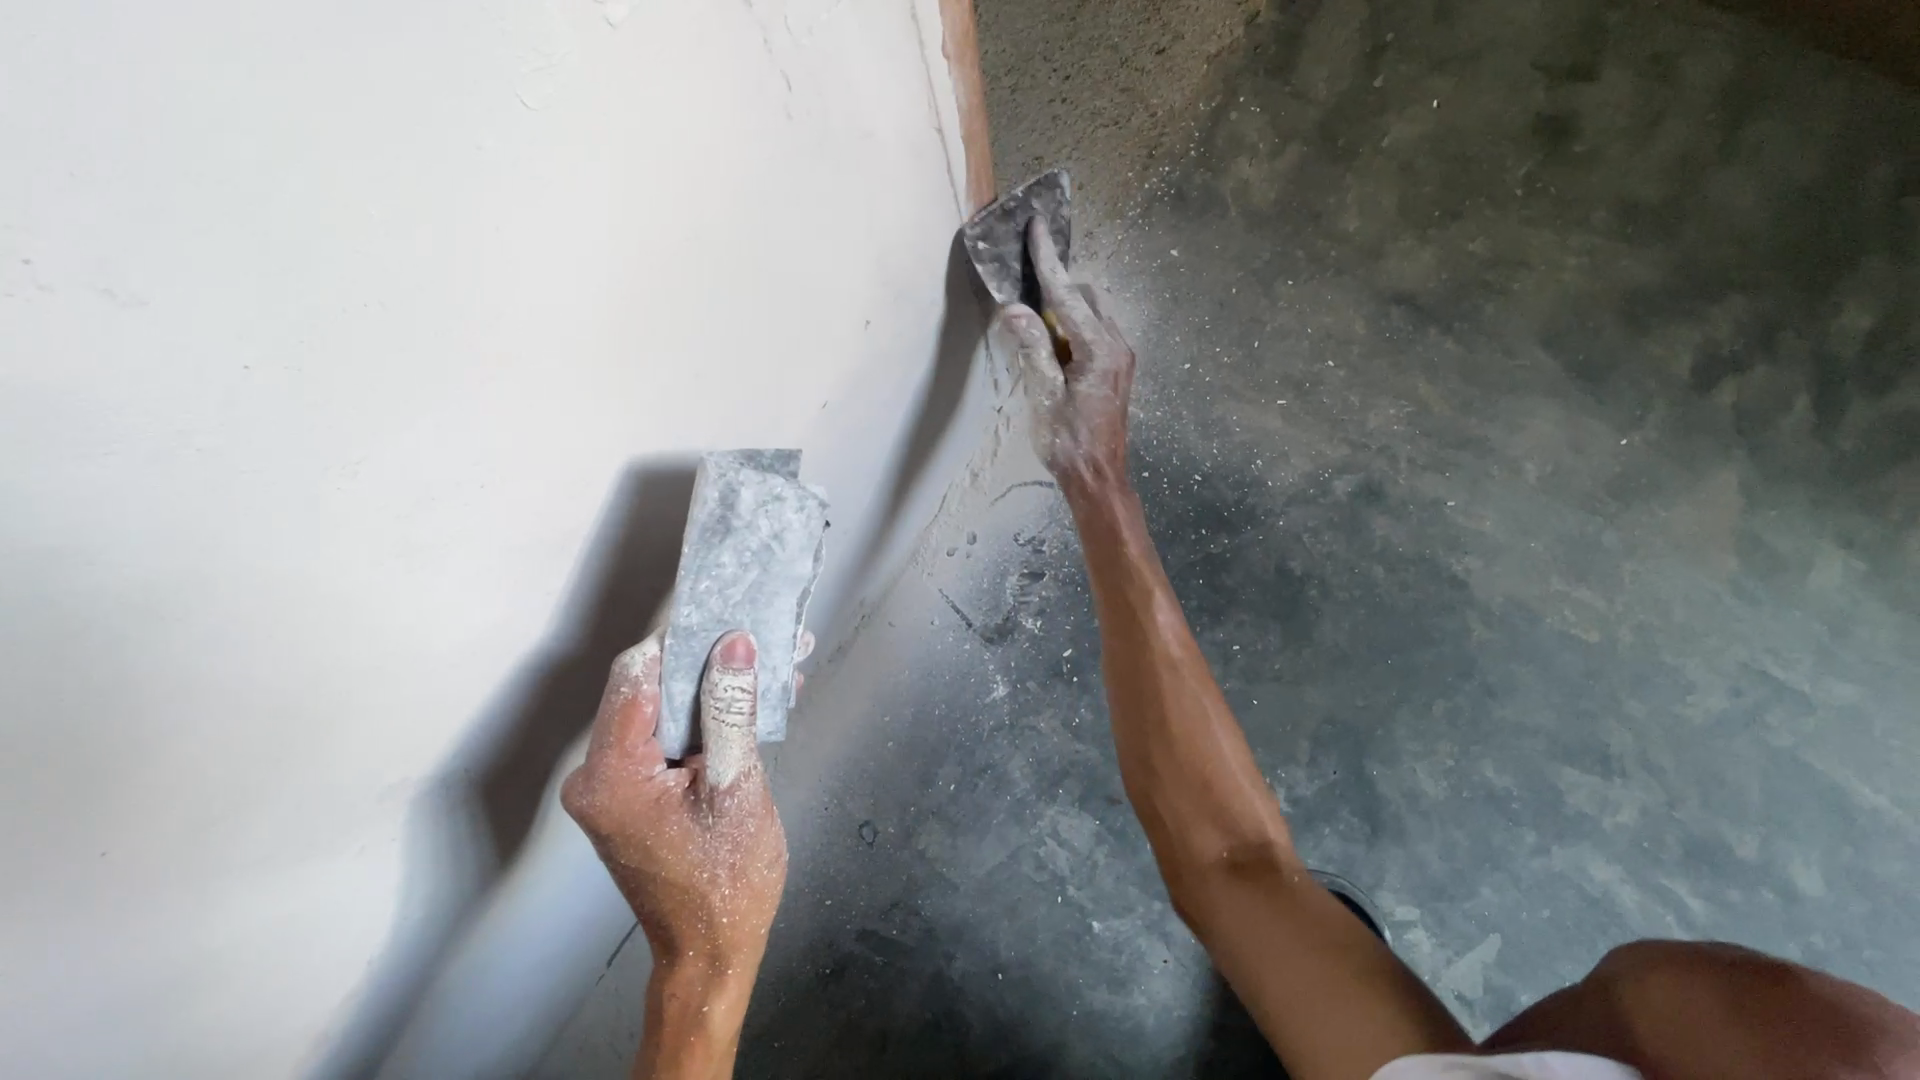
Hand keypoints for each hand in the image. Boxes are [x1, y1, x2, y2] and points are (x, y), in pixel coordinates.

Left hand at [562, 629, 787, 980]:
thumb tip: (736, 643)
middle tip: (765, 639)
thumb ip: (732, 711)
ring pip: (662, 711)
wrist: (713, 951)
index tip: (730, 615)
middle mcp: (597, 774)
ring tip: (774, 667)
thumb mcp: (737, 787)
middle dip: (709, 663)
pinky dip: (707, 721)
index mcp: (612, 774)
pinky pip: (667, 738)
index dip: (682, 639)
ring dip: (715, 690)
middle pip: (649, 690)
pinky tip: (751, 706)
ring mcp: (613, 786)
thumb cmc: (728, 880)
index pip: (636, 675)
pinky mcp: (632, 794)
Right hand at [991, 215, 1136, 492]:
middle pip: (1086, 297)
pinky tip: (1052, 349)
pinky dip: (1072, 329)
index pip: (1067, 295)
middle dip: (1057, 288)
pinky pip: (1094, 333)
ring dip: (1064, 311)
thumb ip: (1032, 348)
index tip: (1036, 228)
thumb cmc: (1068, 442)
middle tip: (1025, 295)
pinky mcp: (1117, 370)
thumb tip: (1015, 309)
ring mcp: (1121, 358)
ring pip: (1092, 314)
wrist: (1097, 477)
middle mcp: (1118, 345)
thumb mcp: (1044, 395)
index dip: (1048, 262)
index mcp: (1100, 349)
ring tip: (1035, 329)